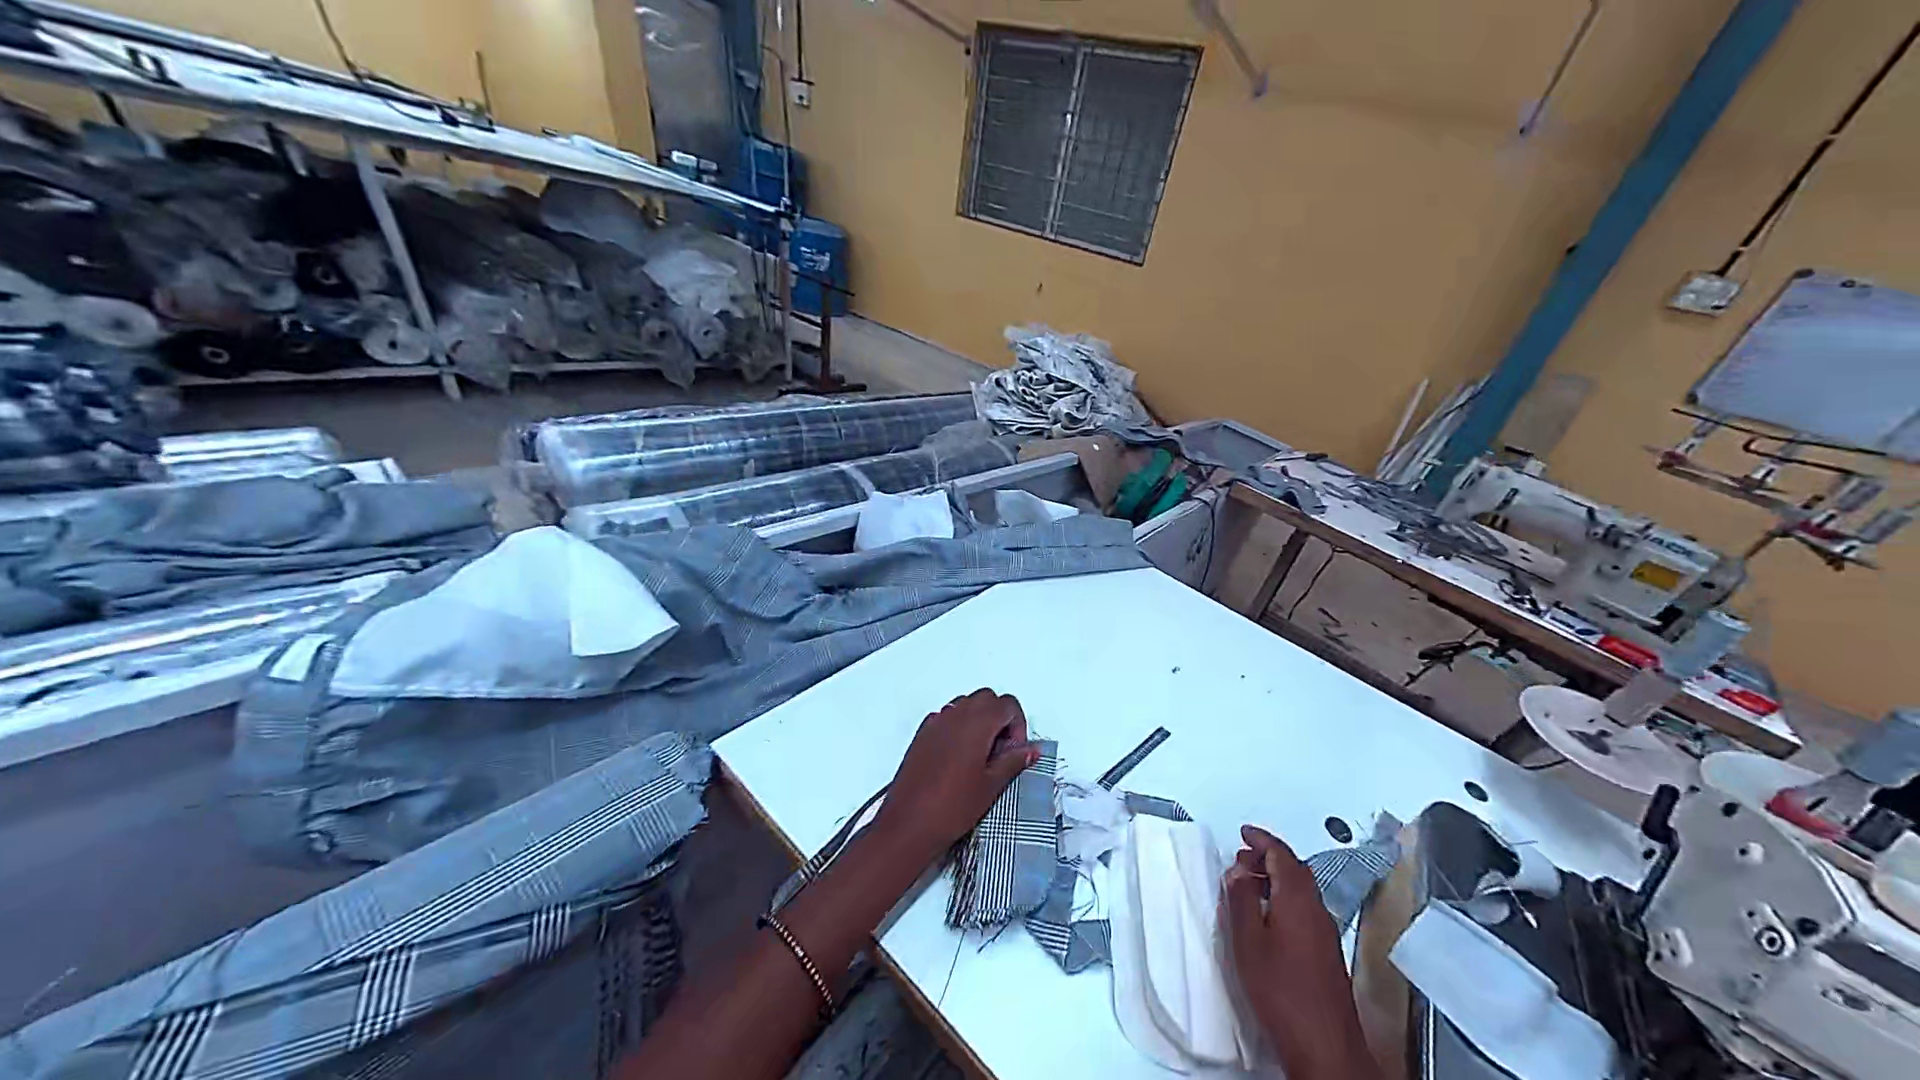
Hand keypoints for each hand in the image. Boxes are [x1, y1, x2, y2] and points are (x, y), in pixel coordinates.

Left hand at [871, 689, 1037, 865]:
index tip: (1017, 748)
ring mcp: (935, 723)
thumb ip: (1014, 760)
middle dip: (1000, 718)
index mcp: (976, 722)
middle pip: (986, 698)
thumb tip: (1029, 750)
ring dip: (979, 720)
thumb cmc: (948, 807)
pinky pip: (946, 718)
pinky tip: (962, 759)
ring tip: (984, 756)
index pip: (1007, 704)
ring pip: (965, 705)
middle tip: (1005, 749)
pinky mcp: (922, 735)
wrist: (909, 824)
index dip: (1018, 724)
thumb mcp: (992, 785)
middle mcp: (954, 716)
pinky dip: (958, 728)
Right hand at [1222, 825, 1378, 1079]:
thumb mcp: (1247, 941)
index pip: (1282, 854)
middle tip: (1241, 858)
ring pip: (1300, 890)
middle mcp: (1317, 911)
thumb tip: (1237, 873)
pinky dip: (1284, 899)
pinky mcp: (1326, 953)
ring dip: (1275, 879)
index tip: (1245, 833)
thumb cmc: (1284, 994)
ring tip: (1248, 885)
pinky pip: (1305, 909)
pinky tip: (1266, 917)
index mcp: (1297, 900)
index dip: (1261, 839)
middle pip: (1294, 870)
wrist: (1324, 1047)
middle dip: (1267, 857)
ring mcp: (1325, 933)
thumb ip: (1240, 900)